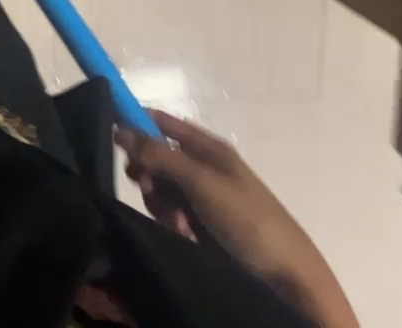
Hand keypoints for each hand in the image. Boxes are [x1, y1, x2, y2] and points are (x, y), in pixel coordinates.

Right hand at [118, 113, 355, 326]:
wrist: (287, 279)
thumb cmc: (247, 220)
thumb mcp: (201, 182)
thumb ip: (159, 155)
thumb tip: (118, 127)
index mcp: (207, 148)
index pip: (162, 122)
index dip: (137, 123)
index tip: (114, 136)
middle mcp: (201, 167)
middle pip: (155, 155)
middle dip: (146, 171)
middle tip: (144, 184)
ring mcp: (200, 196)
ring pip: (158, 186)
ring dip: (158, 201)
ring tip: (174, 220)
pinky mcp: (198, 223)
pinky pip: (168, 211)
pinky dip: (169, 219)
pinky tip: (181, 232)